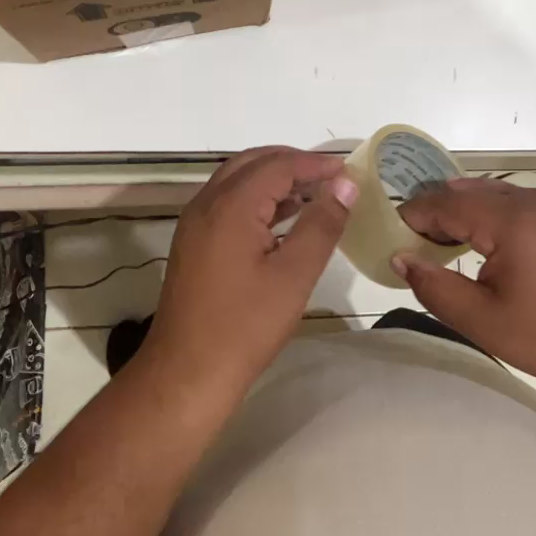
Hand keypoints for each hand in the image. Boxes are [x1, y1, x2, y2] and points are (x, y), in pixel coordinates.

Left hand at [150, 147, 356, 381]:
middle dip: (293, 163)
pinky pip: (227, 203)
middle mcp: (206, 204)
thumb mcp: (294, 275)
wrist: (187, 372)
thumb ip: (321, 224)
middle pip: (253, 163)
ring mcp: (195, 224)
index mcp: (230, 206)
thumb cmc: (245, 325)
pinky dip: (257, 200)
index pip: (278, 165)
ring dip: (274, 180)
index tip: (349, 172)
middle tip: (331, 178)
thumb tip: (344, 186)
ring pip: (237, 181)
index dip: (315, 164)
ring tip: (315, 195)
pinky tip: (284, 220)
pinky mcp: (193, 244)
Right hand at [393, 178, 535, 391]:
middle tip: (413, 242)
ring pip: (497, 194)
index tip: (391, 236)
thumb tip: (400, 258)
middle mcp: (535, 199)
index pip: (446, 202)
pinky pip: (521, 203)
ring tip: (446, 244)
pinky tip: (488, 246)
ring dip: (467, 212)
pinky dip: (494, 216)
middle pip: (470, 191)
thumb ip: (434, 285)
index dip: (414, 215)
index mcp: (512, 219)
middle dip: (438, 211)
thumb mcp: (482, 319)